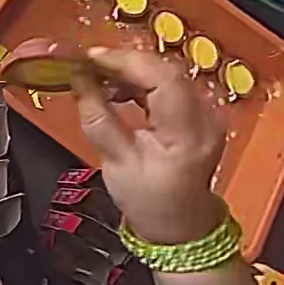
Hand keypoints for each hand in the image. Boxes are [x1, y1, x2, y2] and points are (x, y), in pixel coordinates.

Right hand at [72, 47, 228, 243]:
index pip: (162, 79)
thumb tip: (78, 78)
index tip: (90, 58)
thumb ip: (97, 117)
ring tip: (96, 76)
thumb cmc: (149, 201)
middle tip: (86, 64)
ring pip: (165, 72)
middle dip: (123, 61)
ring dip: (129, 69)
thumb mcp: (116, 163)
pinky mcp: (197, 111)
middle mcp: (205, 117)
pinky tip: (116, 88)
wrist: (181, 226)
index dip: (125, 62)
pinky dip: (139, 80)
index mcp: (188, 134)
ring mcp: (205, 112)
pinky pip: (167, 83)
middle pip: (164, 70)